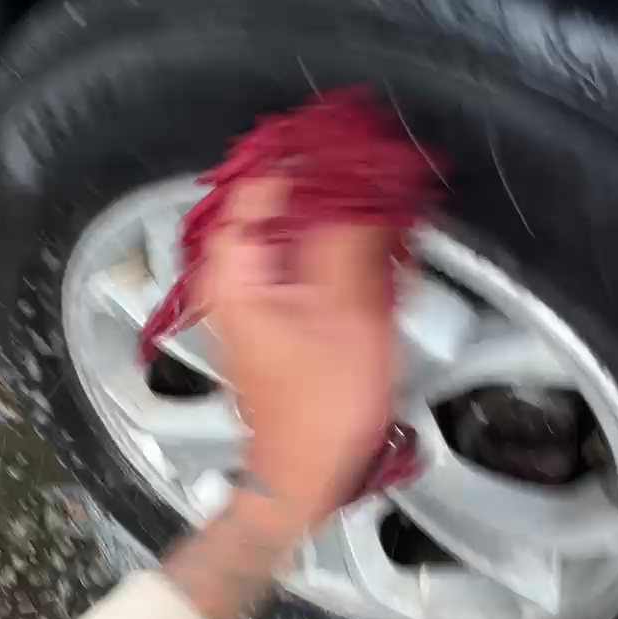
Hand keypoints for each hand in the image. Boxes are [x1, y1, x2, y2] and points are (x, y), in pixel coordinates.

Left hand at [198, 179, 397, 531]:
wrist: (301, 475)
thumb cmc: (314, 419)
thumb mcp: (347, 318)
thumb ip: (349, 240)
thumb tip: (357, 182)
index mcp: (236, 276)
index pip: (260, 182)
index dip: (308, 157)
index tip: (352, 143)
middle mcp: (233, 286)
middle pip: (279, 208)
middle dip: (333, 192)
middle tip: (378, 183)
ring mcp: (252, 305)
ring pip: (296, 238)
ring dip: (342, 227)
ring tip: (384, 229)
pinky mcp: (273, 323)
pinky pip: (305, 272)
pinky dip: (338, 261)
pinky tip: (373, 269)